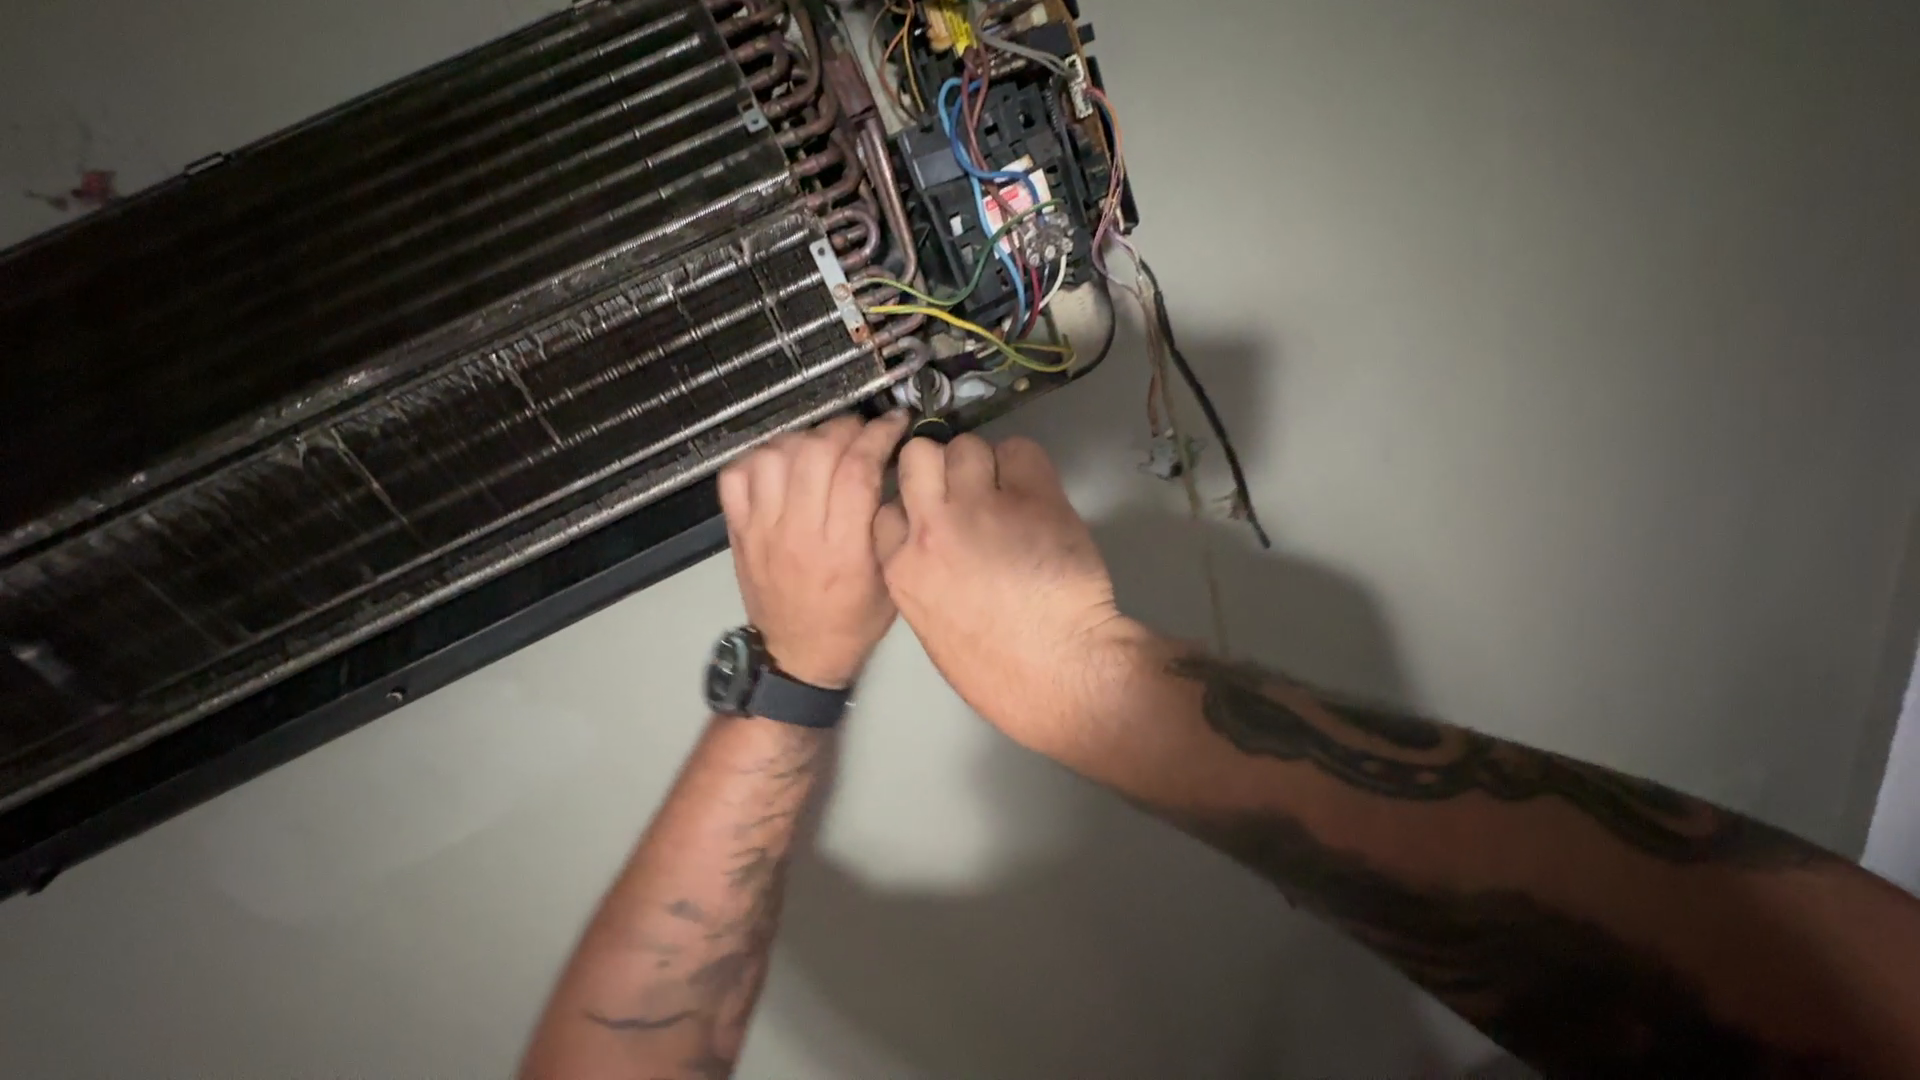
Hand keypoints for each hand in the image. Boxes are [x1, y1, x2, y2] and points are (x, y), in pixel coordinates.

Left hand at [718, 412, 911, 689]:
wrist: (798, 656)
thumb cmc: (853, 621)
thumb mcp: (891, 580)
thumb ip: (893, 526)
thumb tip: (893, 469)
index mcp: (842, 549)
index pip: (857, 470)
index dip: (879, 436)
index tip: (894, 423)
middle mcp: (797, 533)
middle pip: (816, 453)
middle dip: (846, 429)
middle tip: (862, 431)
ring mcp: (761, 530)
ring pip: (775, 456)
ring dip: (804, 438)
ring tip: (823, 444)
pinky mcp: (738, 531)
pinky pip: (737, 474)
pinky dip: (760, 457)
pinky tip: (784, 462)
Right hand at [873, 435, 1148, 750]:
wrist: (1060, 671)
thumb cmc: (998, 670)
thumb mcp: (932, 626)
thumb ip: (923, 576)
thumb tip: (936, 550)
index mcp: (903, 567)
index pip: (887, 505)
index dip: (914, 501)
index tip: (934, 511)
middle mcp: (934, 527)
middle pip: (920, 457)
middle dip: (940, 465)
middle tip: (969, 489)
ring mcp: (982, 507)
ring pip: (967, 446)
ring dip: (985, 464)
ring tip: (1009, 493)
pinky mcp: (1033, 496)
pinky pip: (1021, 450)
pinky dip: (1026, 465)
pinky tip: (1038, 494)